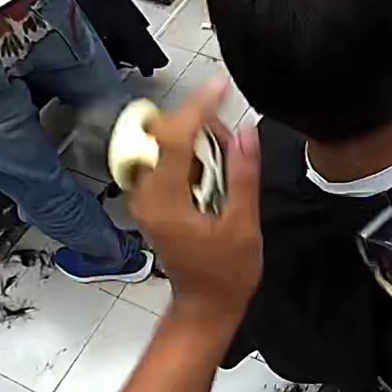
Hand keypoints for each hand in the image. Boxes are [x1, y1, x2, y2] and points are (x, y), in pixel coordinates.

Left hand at [126, 79, 262, 324]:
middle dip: (199, 126)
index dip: (197, 108)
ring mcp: (146, 198)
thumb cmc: (227, 273)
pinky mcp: (153, 201)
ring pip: (164, 147)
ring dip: (197, 141)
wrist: (206, 304)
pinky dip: (192, 156)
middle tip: (233, 139)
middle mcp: (146, 195)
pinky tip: (216, 170)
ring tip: (230, 157)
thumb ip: (244, 175)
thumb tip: (246, 132)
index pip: (173, 138)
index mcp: (166, 201)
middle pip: (163, 136)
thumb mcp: (244, 224)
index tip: (220, 86)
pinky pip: (168, 163)